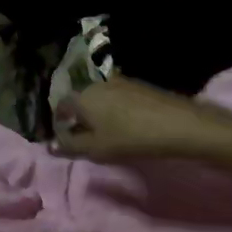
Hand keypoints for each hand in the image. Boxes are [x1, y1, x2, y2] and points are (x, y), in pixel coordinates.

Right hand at [53, 76, 231, 160]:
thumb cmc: (130, 138)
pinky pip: (117, 99)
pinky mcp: (140, 86)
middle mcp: (97, 84)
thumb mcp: (96, 149)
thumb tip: (50, 145)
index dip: (60, 124)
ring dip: (98, 115)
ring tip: (107, 135)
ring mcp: (121, 82)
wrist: (180, 125)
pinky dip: (115, 111)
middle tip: (87, 140)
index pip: (60, 107)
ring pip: (100, 100)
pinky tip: (126, 126)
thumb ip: (70, 146)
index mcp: (82, 97)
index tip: (67, 140)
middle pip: (80, 101)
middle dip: (79, 119)